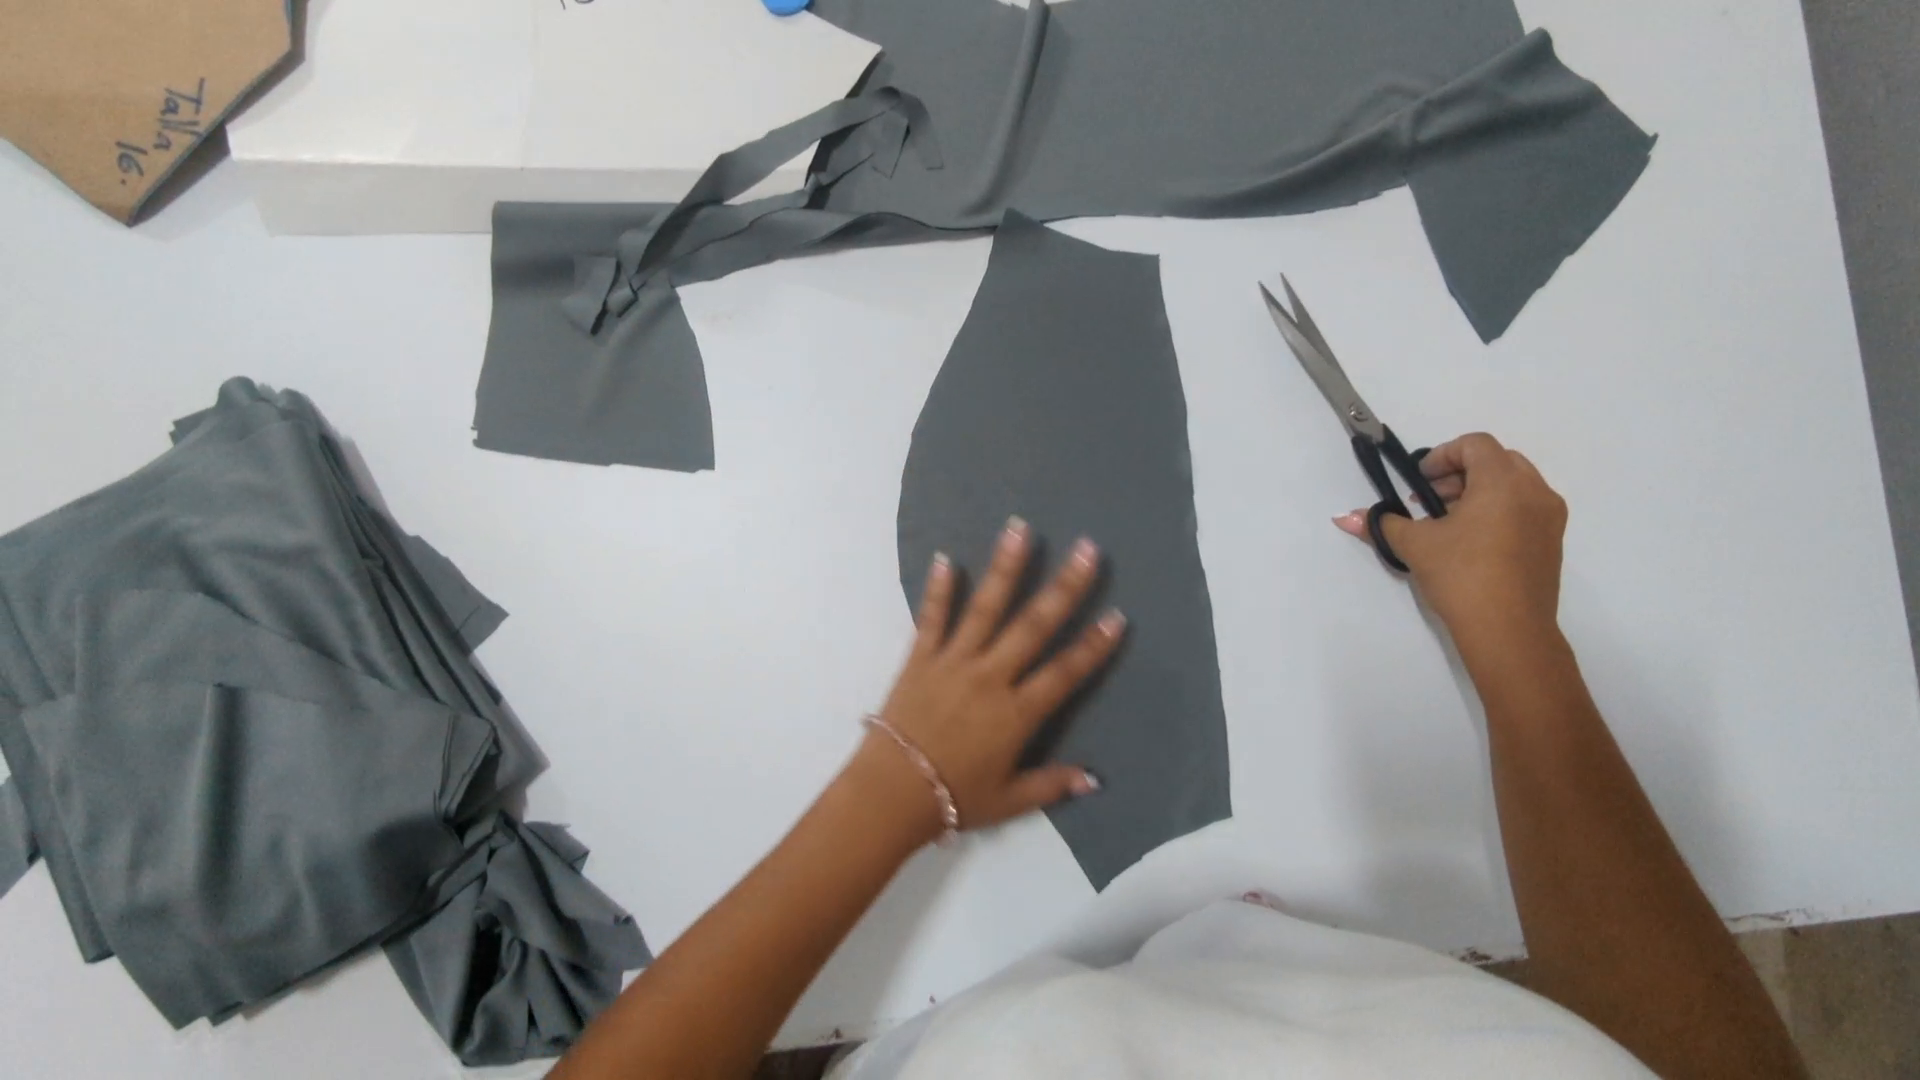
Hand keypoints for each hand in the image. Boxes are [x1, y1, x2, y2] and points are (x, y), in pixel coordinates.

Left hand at [867, 516, 1125, 834]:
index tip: (1117, 615)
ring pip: (984, 608)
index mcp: (1016, 713)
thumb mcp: (1009, 800)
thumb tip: (1096, 778)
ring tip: (1020, 529)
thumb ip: (1052, 784)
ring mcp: (953, 662)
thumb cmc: (953, 797)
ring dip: (1005, 568)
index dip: (1093, 646)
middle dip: (1064, 587)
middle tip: (1087, 550)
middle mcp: (990, 677)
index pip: (1064, 672)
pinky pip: (932, 618)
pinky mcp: (920, 658)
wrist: (890, 793)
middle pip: (1033, 626)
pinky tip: (946, 558)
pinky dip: (939, 589)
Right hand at [1335, 433, 1566, 644]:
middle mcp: (1534, 491)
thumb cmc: (1461, 576)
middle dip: (1460, 472)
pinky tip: (1471, 542)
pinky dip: (1498, 510)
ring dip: (1479, 490)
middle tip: (1431, 498)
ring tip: (1448, 521)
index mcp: (1502, 483)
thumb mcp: (1414, 545)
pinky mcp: (1552, 541)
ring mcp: (1549, 517)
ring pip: (1514, 484)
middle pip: (1498, 460)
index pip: (1476, 444)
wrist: (1509, 630)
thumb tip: (1345, 518)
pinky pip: (1525, 508)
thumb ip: (1382, 524)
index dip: (1442, 455)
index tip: (1419, 481)